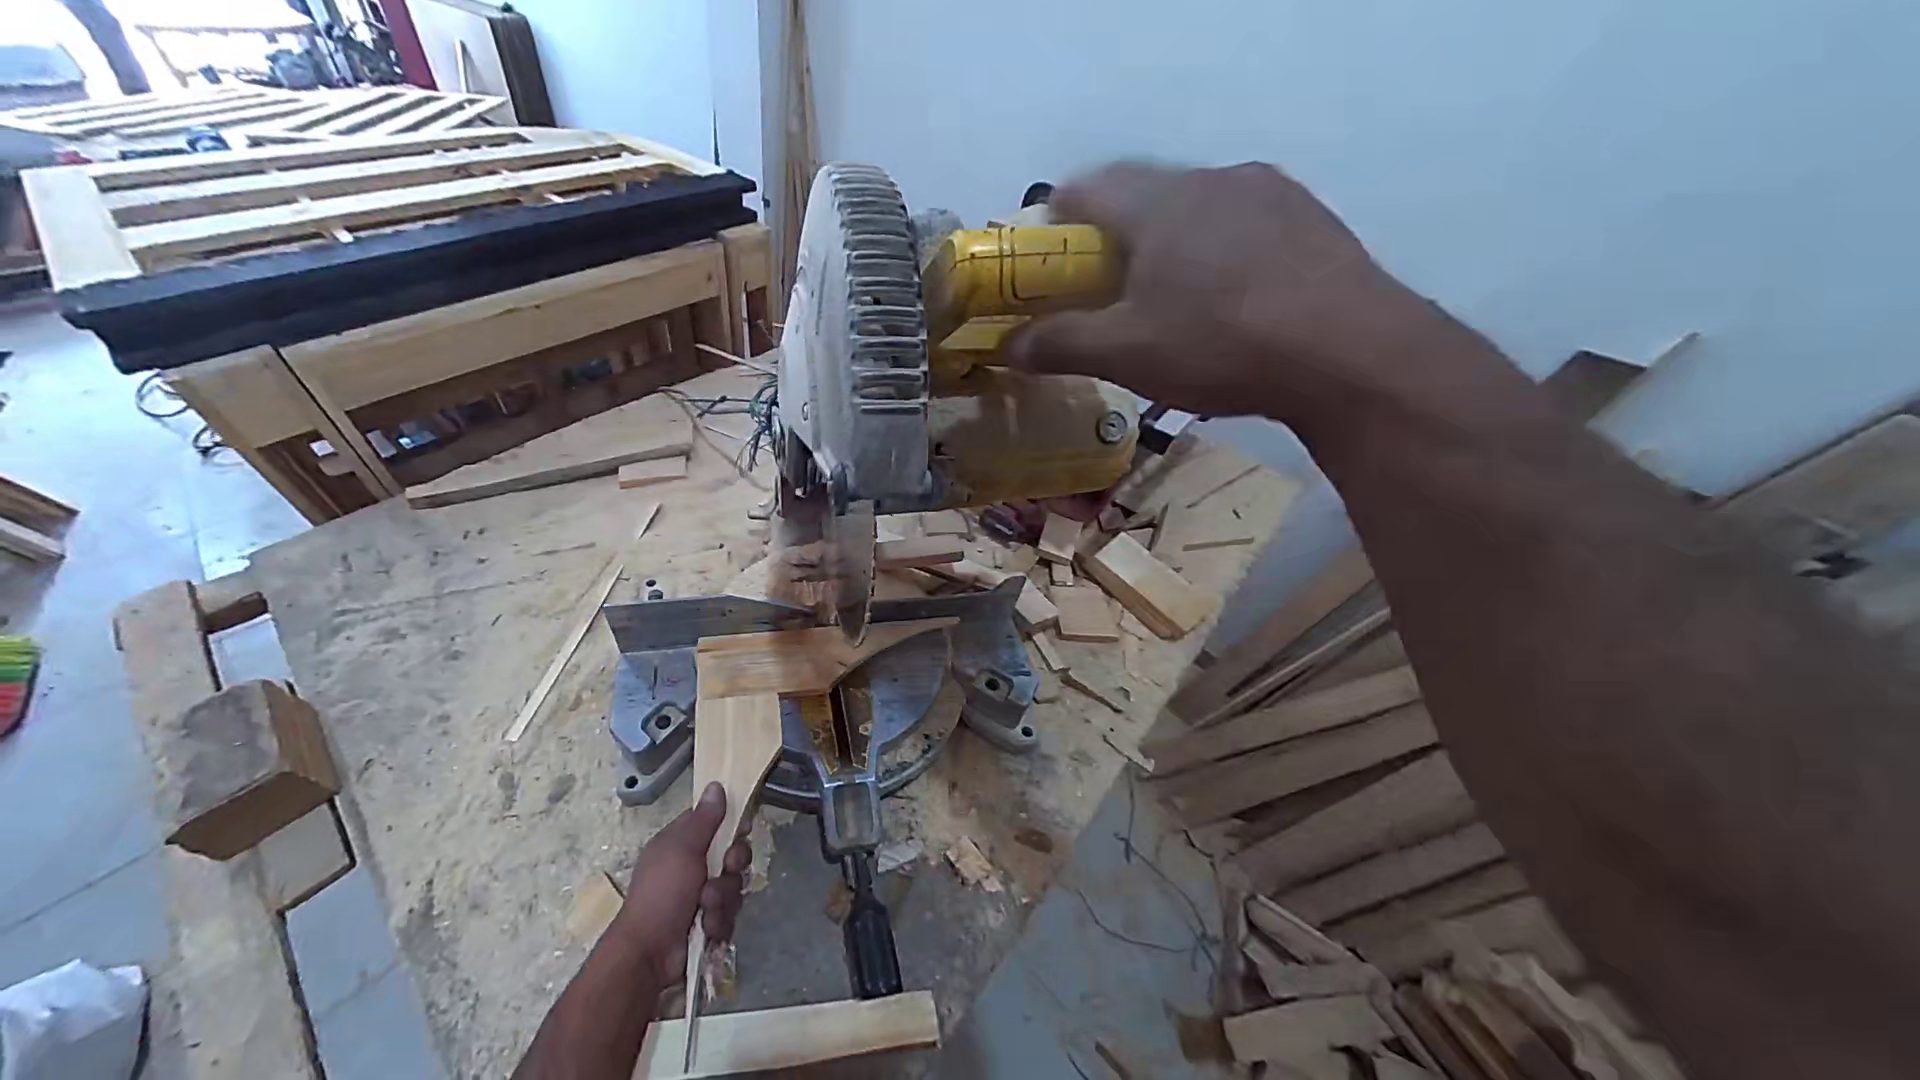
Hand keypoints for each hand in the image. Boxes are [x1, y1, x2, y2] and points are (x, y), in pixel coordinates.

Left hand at [613, 782, 750, 985]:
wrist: (649, 955)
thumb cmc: (662, 893)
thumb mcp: (683, 849)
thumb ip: (704, 818)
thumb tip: (715, 784)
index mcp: (680, 844)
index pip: (713, 823)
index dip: (730, 824)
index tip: (742, 827)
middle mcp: (691, 867)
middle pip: (732, 854)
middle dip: (733, 864)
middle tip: (726, 868)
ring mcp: (700, 897)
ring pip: (733, 885)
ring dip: (723, 897)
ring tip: (706, 909)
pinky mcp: (707, 923)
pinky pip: (729, 913)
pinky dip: (719, 921)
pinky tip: (706, 928)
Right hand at [1007, 162, 1485, 430]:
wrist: (1349, 353)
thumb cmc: (1217, 344)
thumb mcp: (1125, 353)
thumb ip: (1060, 343)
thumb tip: (1007, 345)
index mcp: (1157, 202)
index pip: (1086, 188)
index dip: (1056, 220)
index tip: (1048, 260)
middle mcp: (1210, 179)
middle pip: (1141, 196)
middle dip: (1114, 239)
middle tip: (1107, 293)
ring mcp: (1268, 193)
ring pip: (1196, 210)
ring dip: (1170, 245)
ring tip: (1173, 302)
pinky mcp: (1309, 219)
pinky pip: (1243, 226)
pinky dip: (1220, 254)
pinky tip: (1231, 303)